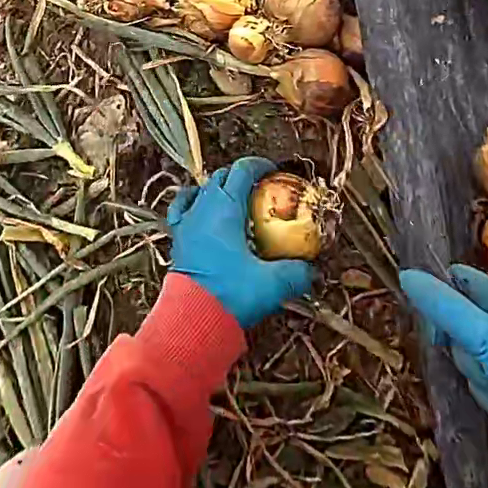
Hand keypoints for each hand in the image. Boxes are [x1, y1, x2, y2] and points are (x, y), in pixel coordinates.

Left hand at [167, 157, 314, 326]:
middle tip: (260, 187)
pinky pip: (182, 211)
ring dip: (218, 189)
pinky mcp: (177, 241)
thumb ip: (295, 274)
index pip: (242, 170)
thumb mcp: (272, 283)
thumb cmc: (228, 297)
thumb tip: (310, 272)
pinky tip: (199, 210)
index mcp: (225, 207)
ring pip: (201, 190)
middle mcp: (202, 208)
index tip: (272, 171)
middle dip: (241, 176)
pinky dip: (192, 204)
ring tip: (233, 199)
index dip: (259, 165)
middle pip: (222, 177)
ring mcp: (186, 223)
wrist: (192, 322)